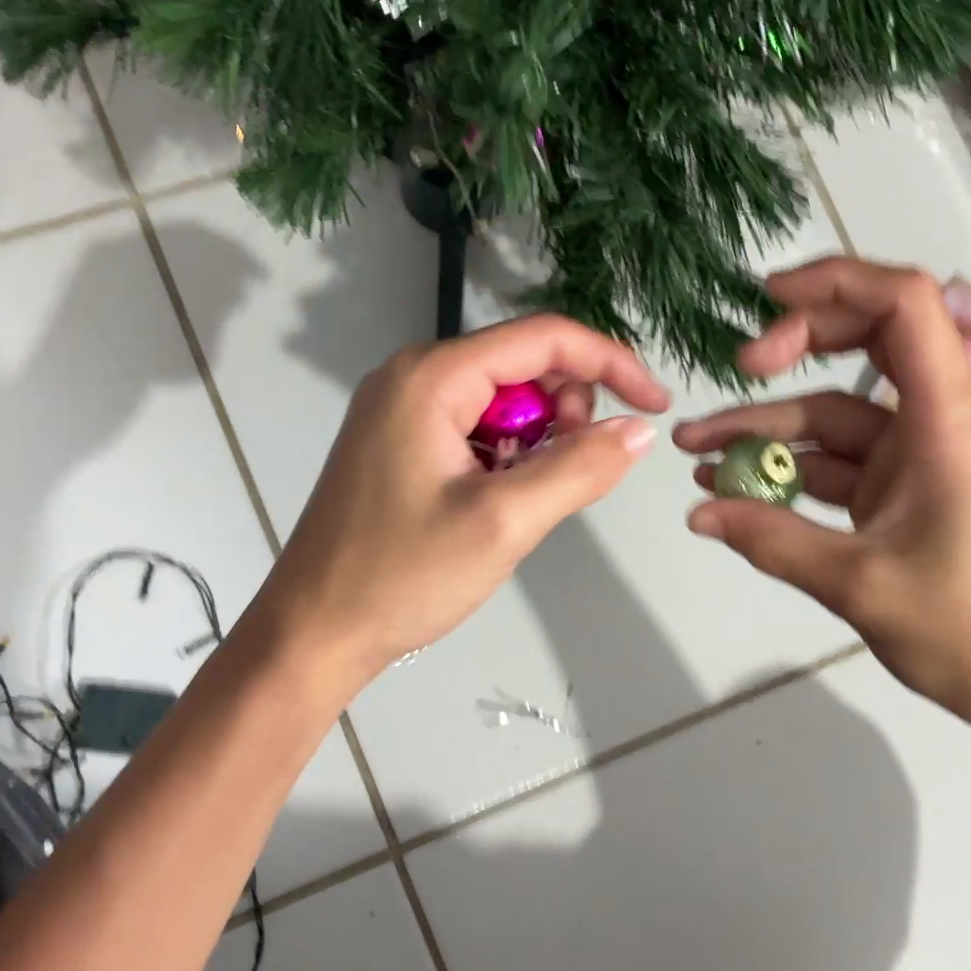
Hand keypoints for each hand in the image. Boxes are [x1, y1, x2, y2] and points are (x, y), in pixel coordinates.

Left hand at [259, 315, 669, 678]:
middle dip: (566, 411)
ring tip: (526, 500)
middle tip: (569, 475)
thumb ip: (579, 468)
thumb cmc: (403, 575)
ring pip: (503, 402)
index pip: (544, 338)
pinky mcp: (401, 445)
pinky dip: (507, 458)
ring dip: (537, 441)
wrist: (314, 632)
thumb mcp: (504, 521)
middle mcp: (414, 377)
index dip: (610, 364)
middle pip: (523, 366)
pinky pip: (477, 430)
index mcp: (431, 376)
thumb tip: (641, 432)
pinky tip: (499, 503)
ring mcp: (403, 412)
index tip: (656, 407)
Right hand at [674, 258, 970, 752]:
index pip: (904, 306)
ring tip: (696, 454)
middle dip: (790, 354)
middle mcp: (937, 423)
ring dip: (771, 433)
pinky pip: (842, 469)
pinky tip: (737, 493)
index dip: (835, 284)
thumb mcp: (858, 585)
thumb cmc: (970, 631)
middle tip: (728, 373)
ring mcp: (922, 461)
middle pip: (866, 347)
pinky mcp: (910, 496)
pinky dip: (793, 476)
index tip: (765, 305)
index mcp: (947, 420)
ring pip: (837, 421)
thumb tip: (695, 515)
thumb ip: (770, 541)